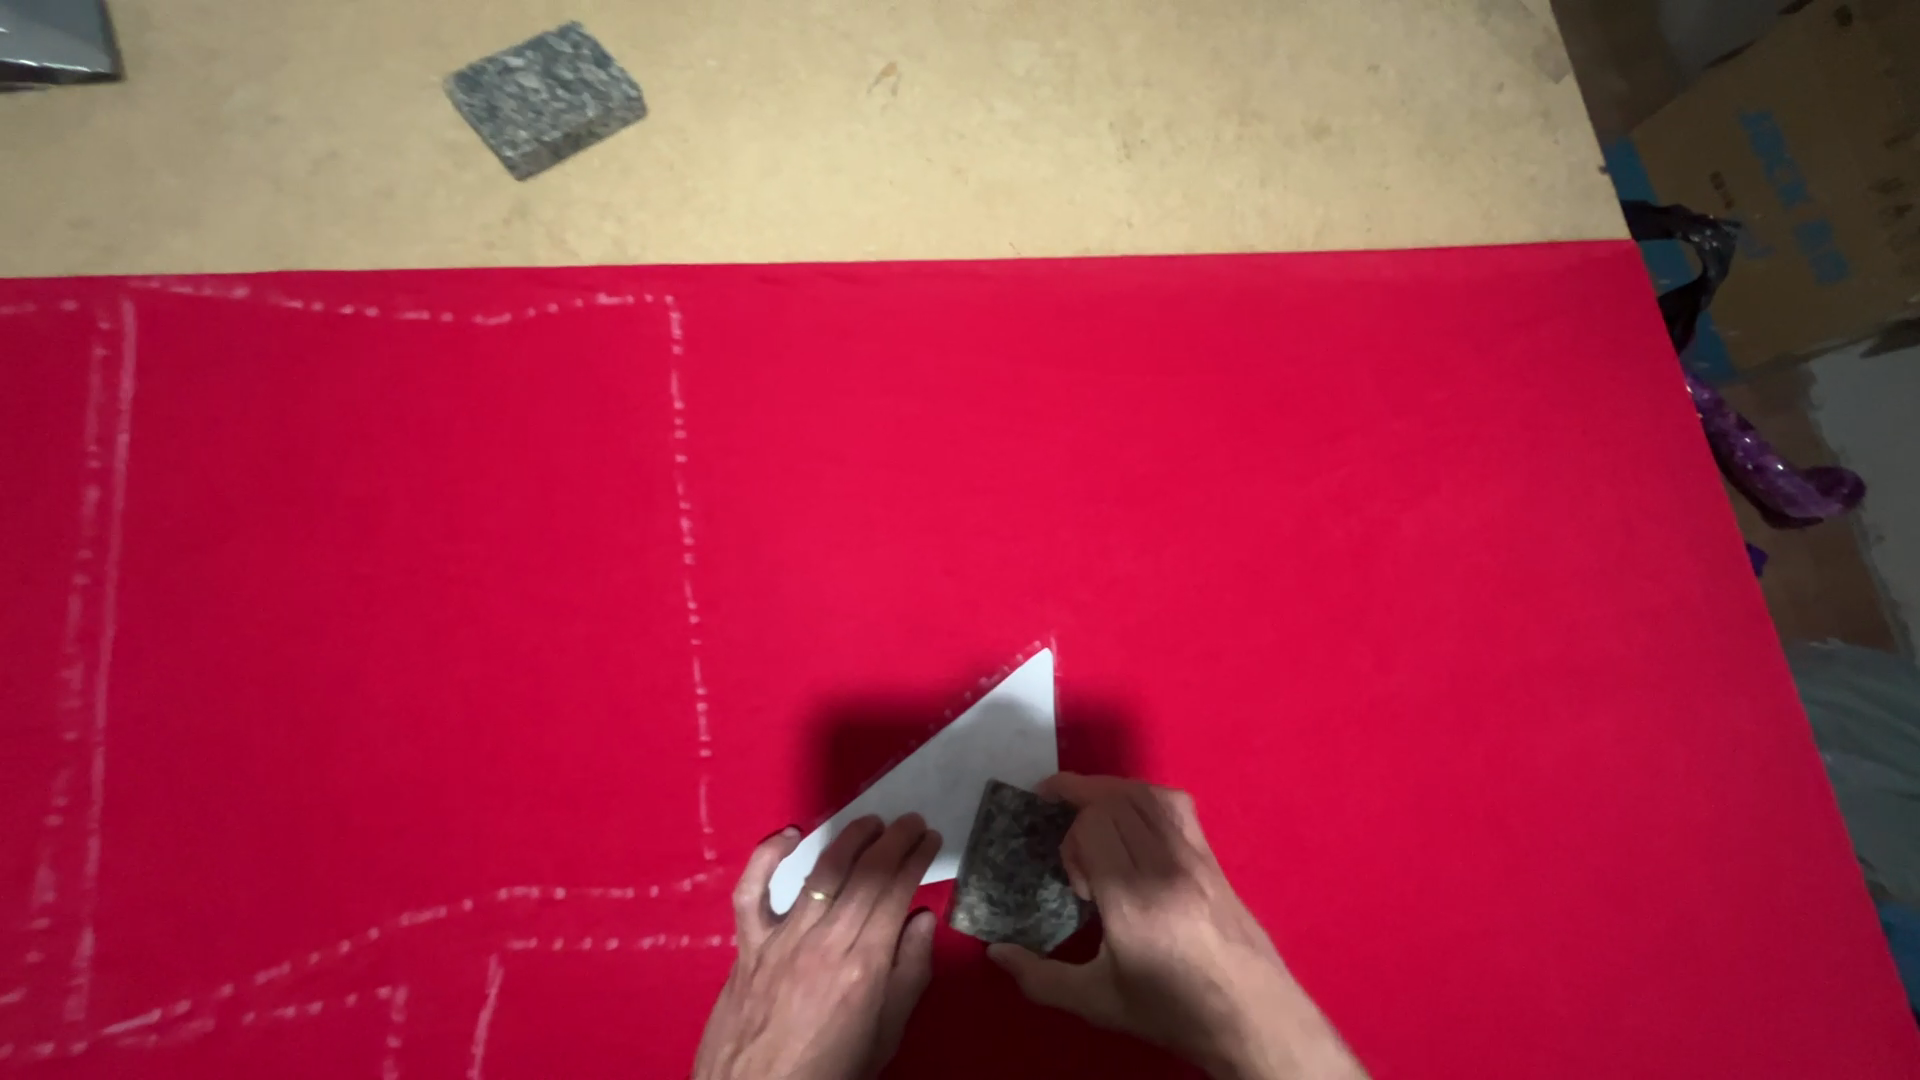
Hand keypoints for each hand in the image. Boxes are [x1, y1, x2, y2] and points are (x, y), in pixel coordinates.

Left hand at [694, 814, 942, 1079]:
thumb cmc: (830, 1071)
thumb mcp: (886, 1035)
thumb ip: (909, 974)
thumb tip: (924, 918)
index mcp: (864, 967)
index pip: (896, 891)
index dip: (916, 857)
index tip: (930, 839)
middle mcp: (825, 943)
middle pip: (865, 873)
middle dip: (894, 839)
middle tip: (912, 821)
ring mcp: (782, 940)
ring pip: (820, 871)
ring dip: (851, 837)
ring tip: (872, 822)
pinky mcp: (748, 945)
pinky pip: (751, 892)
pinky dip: (767, 857)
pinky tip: (790, 834)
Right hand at [987, 774, 1365, 1079]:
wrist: (1254, 1018)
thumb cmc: (1172, 1011)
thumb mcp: (1099, 1002)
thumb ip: (1040, 977)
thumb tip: (995, 953)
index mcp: (1134, 902)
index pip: (1094, 827)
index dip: (1071, 839)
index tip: (1073, 879)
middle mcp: (1164, 866)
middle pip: (1114, 801)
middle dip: (1079, 805)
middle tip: (1063, 832)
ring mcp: (1193, 855)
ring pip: (1143, 793)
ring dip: (1107, 793)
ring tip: (1087, 811)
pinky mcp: (1210, 854)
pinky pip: (1173, 802)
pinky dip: (1142, 795)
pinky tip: (1129, 816)